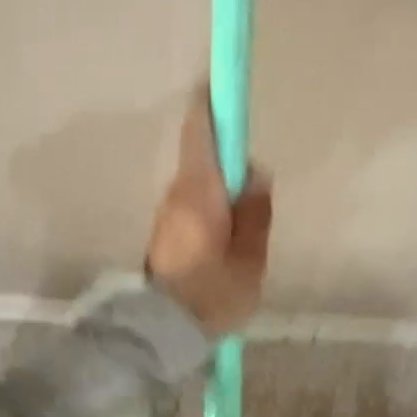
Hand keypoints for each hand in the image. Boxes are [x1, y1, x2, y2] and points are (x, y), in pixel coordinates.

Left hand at [145, 85, 272, 334]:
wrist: (160, 333)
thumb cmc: (211, 295)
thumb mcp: (250, 260)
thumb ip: (255, 213)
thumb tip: (256, 173)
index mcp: (199, 192)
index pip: (200, 133)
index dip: (211, 104)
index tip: (222, 84)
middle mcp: (177, 193)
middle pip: (201, 154)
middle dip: (227, 152)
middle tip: (256, 175)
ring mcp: (167, 212)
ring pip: (198, 180)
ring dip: (220, 181)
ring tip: (247, 212)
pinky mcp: (164, 231)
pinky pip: (192, 201)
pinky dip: (211, 200)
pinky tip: (228, 230)